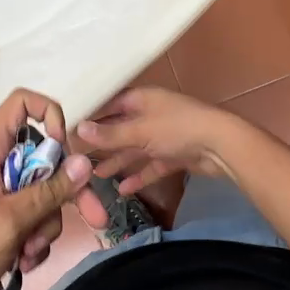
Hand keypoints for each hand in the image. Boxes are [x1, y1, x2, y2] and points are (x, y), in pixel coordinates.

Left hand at [0, 89, 96, 289]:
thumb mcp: (8, 222)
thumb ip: (48, 192)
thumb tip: (84, 163)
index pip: (22, 104)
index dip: (48, 115)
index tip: (62, 148)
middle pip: (44, 158)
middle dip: (66, 191)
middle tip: (95, 218)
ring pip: (42, 194)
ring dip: (45, 224)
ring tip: (28, 254)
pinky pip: (31, 219)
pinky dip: (33, 240)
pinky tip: (23, 263)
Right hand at [76, 87, 249, 196]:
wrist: (219, 146)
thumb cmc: (177, 128)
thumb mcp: (141, 131)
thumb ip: (111, 133)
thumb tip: (79, 129)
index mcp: (142, 99)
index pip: (110, 103)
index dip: (92, 116)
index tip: (70, 128)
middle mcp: (150, 114)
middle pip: (121, 128)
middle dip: (102, 143)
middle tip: (78, 157)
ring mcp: (162, 135)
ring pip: (135, 149)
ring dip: (118, 161)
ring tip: (96, 175)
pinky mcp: (173, 155)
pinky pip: (150, 165)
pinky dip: (139, 176)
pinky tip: (123, 190)